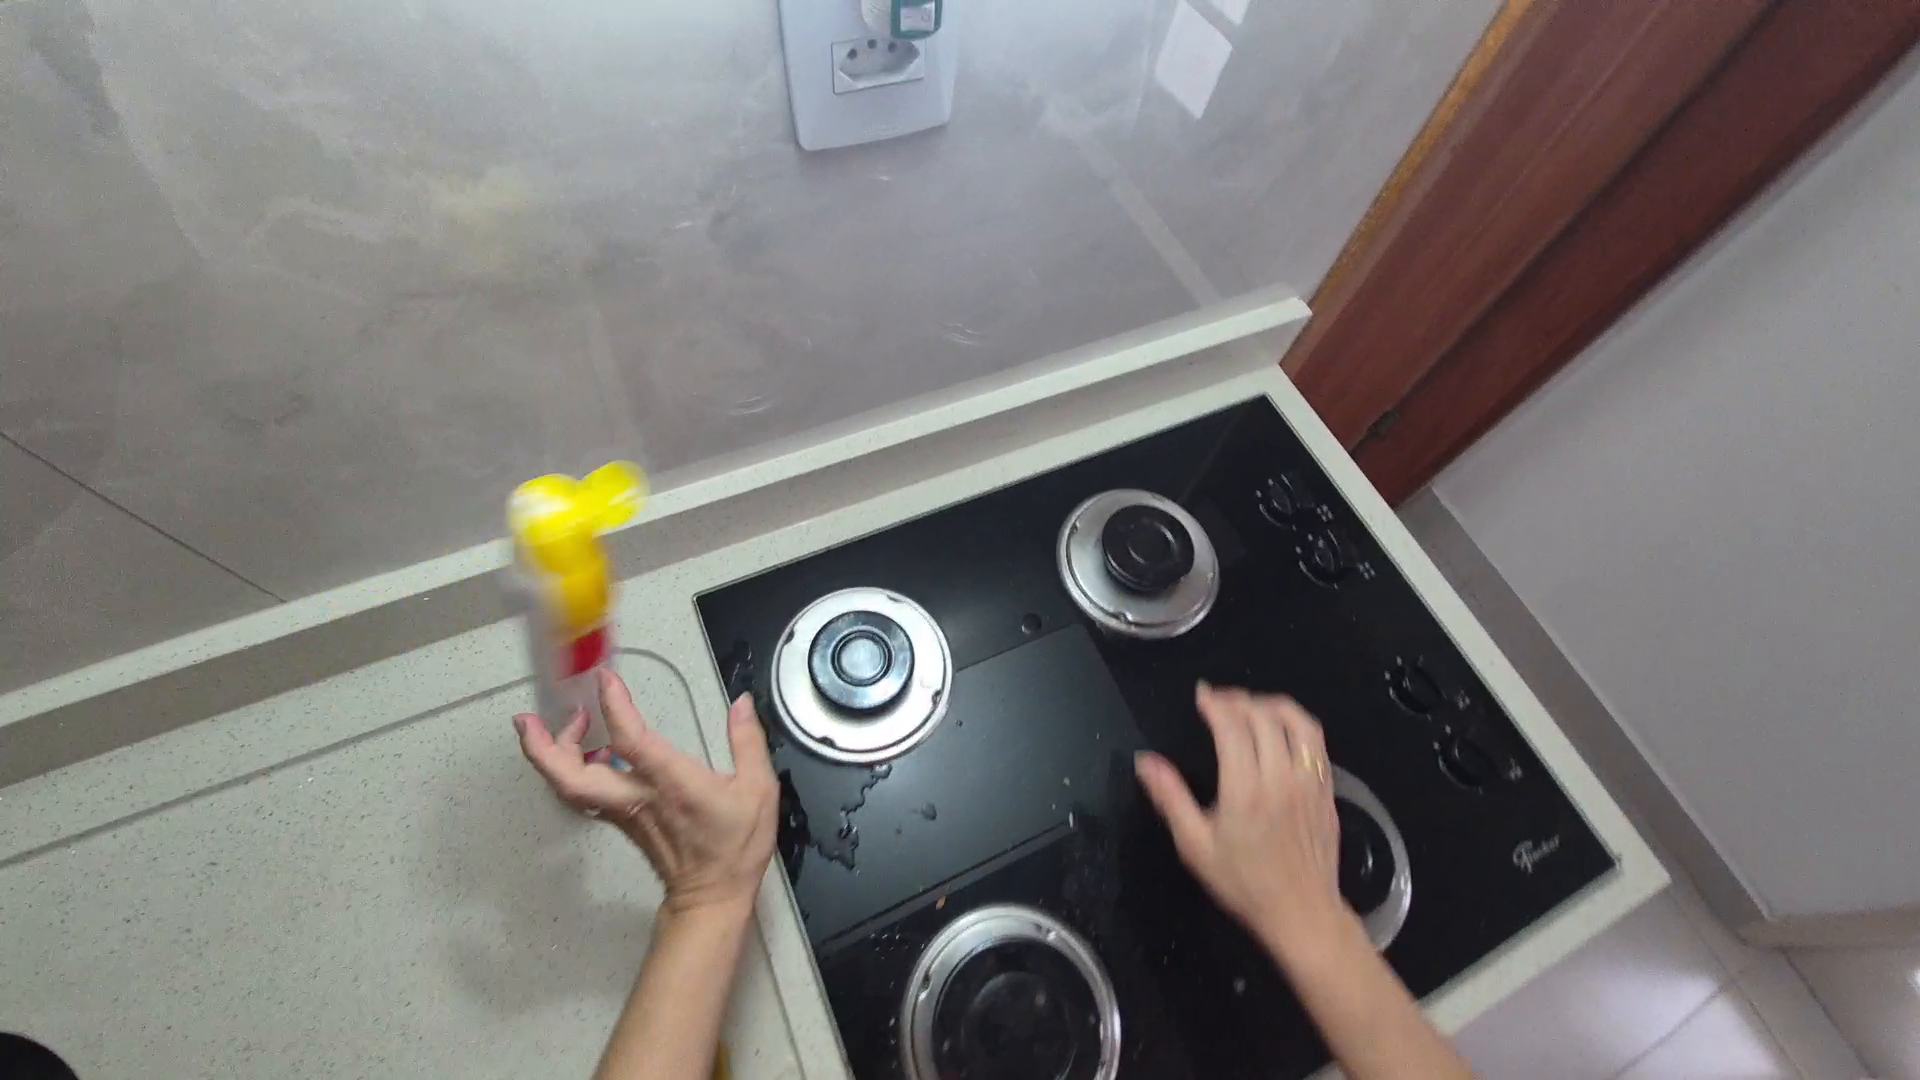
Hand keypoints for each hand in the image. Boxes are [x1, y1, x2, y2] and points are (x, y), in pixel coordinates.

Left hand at [515, 669, 779, 920]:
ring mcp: (623, 812)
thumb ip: (748, 742)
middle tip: (530, 718)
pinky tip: (589, 754)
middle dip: (543, 746)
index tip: (605, 678)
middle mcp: (637, 797)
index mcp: (672, 783)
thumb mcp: (759, 789)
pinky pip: (584, 794)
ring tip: (564, 725)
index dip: (614, 706)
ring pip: (570, 787)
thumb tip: (741, 704)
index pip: (630, 740)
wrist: (712, 896)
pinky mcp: (621, 822)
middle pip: (571, 776)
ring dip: (552, 757)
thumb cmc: (736, 845)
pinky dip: (574, 770)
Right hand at [1134, 682, 1352, 960]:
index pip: (1232, 727)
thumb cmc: (1243, 882)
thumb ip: (1170, 797)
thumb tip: (1144, 761)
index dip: (1215, 703)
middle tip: (1217, 699)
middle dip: (1238, 700)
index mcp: (1246, 789)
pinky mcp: (1327, 791)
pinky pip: (1317, 743)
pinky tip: (1281, 730)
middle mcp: (1282, 777)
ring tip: (1251, 705)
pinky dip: (1297, 724)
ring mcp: (1310, 783)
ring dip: (1271, 705)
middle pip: (1264, 717)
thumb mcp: (1195, 845)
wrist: (1303, 915)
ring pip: (1298, 722)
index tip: (1201, 694)